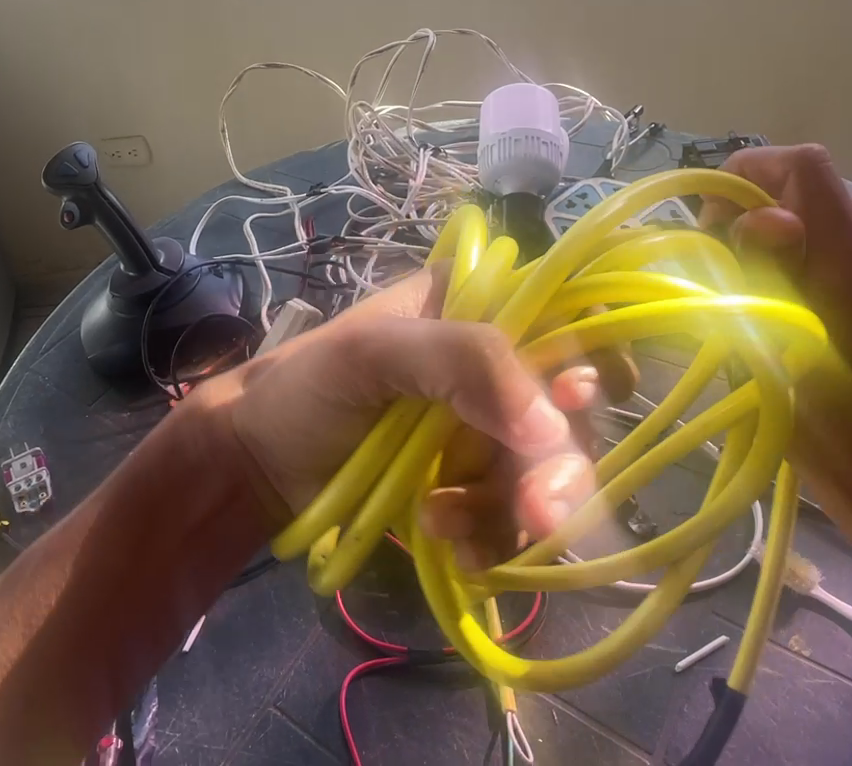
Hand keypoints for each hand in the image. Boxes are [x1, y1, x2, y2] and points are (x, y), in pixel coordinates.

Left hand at [201, 268, 635, 566]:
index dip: (591, 357)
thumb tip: (555, 426)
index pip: (569, 317)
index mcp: (475, 307)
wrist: (260, 464)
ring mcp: (484, 431)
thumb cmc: (306, 387)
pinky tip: (448, 544)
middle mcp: (493, 366)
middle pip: (571, 411)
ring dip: (512, 510)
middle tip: (534, 505)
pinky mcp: (471, 488)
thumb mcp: (372, 353)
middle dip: (558, 465)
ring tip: (442, 519)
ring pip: (550, 474)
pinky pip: (516, 520)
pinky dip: (493, 540)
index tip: (573, 399)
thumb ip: (462, 362)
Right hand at [701, 144, 851, 514]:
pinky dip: (794, 246)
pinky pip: (831, 235)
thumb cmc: (809, 405)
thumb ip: (766, 262)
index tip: (716, 225)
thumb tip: (767, 217)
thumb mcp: (769, 333)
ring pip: (816, 207)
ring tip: (748, 279)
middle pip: (806, 183)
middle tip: (724, 260)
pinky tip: (778, 291)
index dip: (747, 176)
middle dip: (751, 207)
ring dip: (770, 229)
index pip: (802, 164)